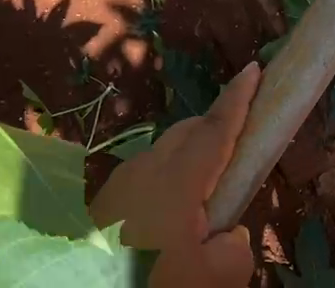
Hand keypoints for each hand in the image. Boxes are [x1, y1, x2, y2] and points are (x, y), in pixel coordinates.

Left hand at [90, 62, 259, 287]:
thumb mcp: (204, 280)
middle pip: (189, 132)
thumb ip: (233, 254)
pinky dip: (169, 178)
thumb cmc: (147, 281)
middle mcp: (147, 167)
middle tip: (241, 150)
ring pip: (167, 152)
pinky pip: (147, 173)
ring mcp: (122, 180)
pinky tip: (172, 216)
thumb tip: (233, 237)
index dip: (238, 98)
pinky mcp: (106, 199)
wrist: (80, 286)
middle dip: (217, 129)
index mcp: (176, 178)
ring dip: (191, 158)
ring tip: (208, 194)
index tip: (254, 69)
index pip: (215, 128)